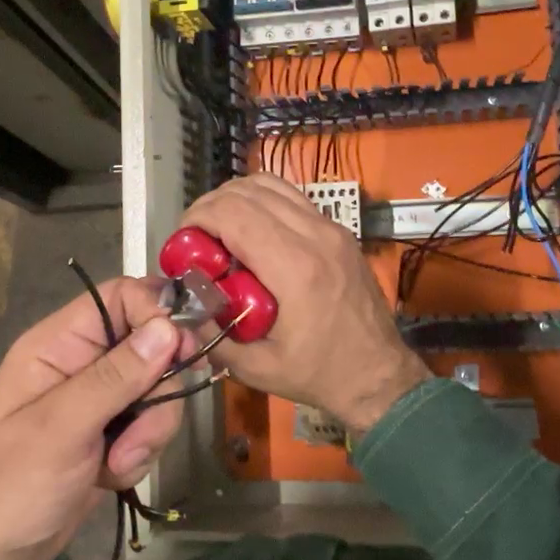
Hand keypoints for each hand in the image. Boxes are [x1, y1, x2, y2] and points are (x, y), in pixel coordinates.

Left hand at [0, 277, 195, 559]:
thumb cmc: (12, 486)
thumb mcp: (60, 430)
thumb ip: (115, 377)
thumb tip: (168, 327)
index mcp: (58, 344)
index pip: (121, 297)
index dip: (157, 313)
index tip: (182, 351)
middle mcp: (83, 361)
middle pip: (152, 345)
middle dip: (156, 394)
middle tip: (139, 432)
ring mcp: (102, 397)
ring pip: (159, 389)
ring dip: (149, 432)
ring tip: (116, 464)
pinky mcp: (116, 428)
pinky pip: (153, 423)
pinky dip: (142, 452)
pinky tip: (111, 476)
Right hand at [182, 175, 427, 433]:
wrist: (378, 375)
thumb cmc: (318, 374)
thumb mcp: (256, 368)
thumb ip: (212, 334)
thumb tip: (180, 304)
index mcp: (295, 268)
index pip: (235, 213)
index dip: (199, 217)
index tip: (181, 241)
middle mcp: (316, 236)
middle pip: (250, 191)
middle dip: (211, 206)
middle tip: (195, 236)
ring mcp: (332, 229)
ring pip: (273, 185)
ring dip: (237, 198)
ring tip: (219, 229)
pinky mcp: (340, 232)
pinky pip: (293, 198)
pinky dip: (264, 202)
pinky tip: (252, 232)